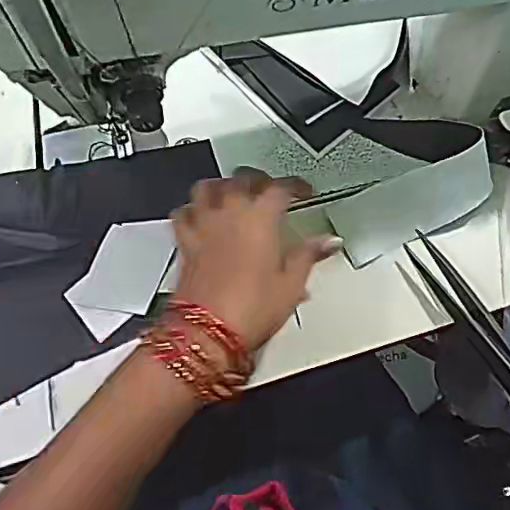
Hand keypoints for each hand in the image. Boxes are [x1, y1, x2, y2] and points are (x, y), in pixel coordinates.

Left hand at [169, 171, 339, 358]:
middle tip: (270, 189)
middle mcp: (229, 213)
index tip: (303, 191)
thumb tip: (326, 243)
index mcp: (260, 217)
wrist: (207, 331)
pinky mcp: (185, 241)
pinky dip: (191, 209)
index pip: (281, 187)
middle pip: (242, 178)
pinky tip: (198, 215)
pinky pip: (183, 213)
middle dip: (259, 180)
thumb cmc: (247, 308)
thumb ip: (308, 256)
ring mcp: (203, 224)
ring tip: (232, 191)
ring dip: (221, 185)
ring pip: (207, 187)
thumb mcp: (291, 284)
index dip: (296, 185)